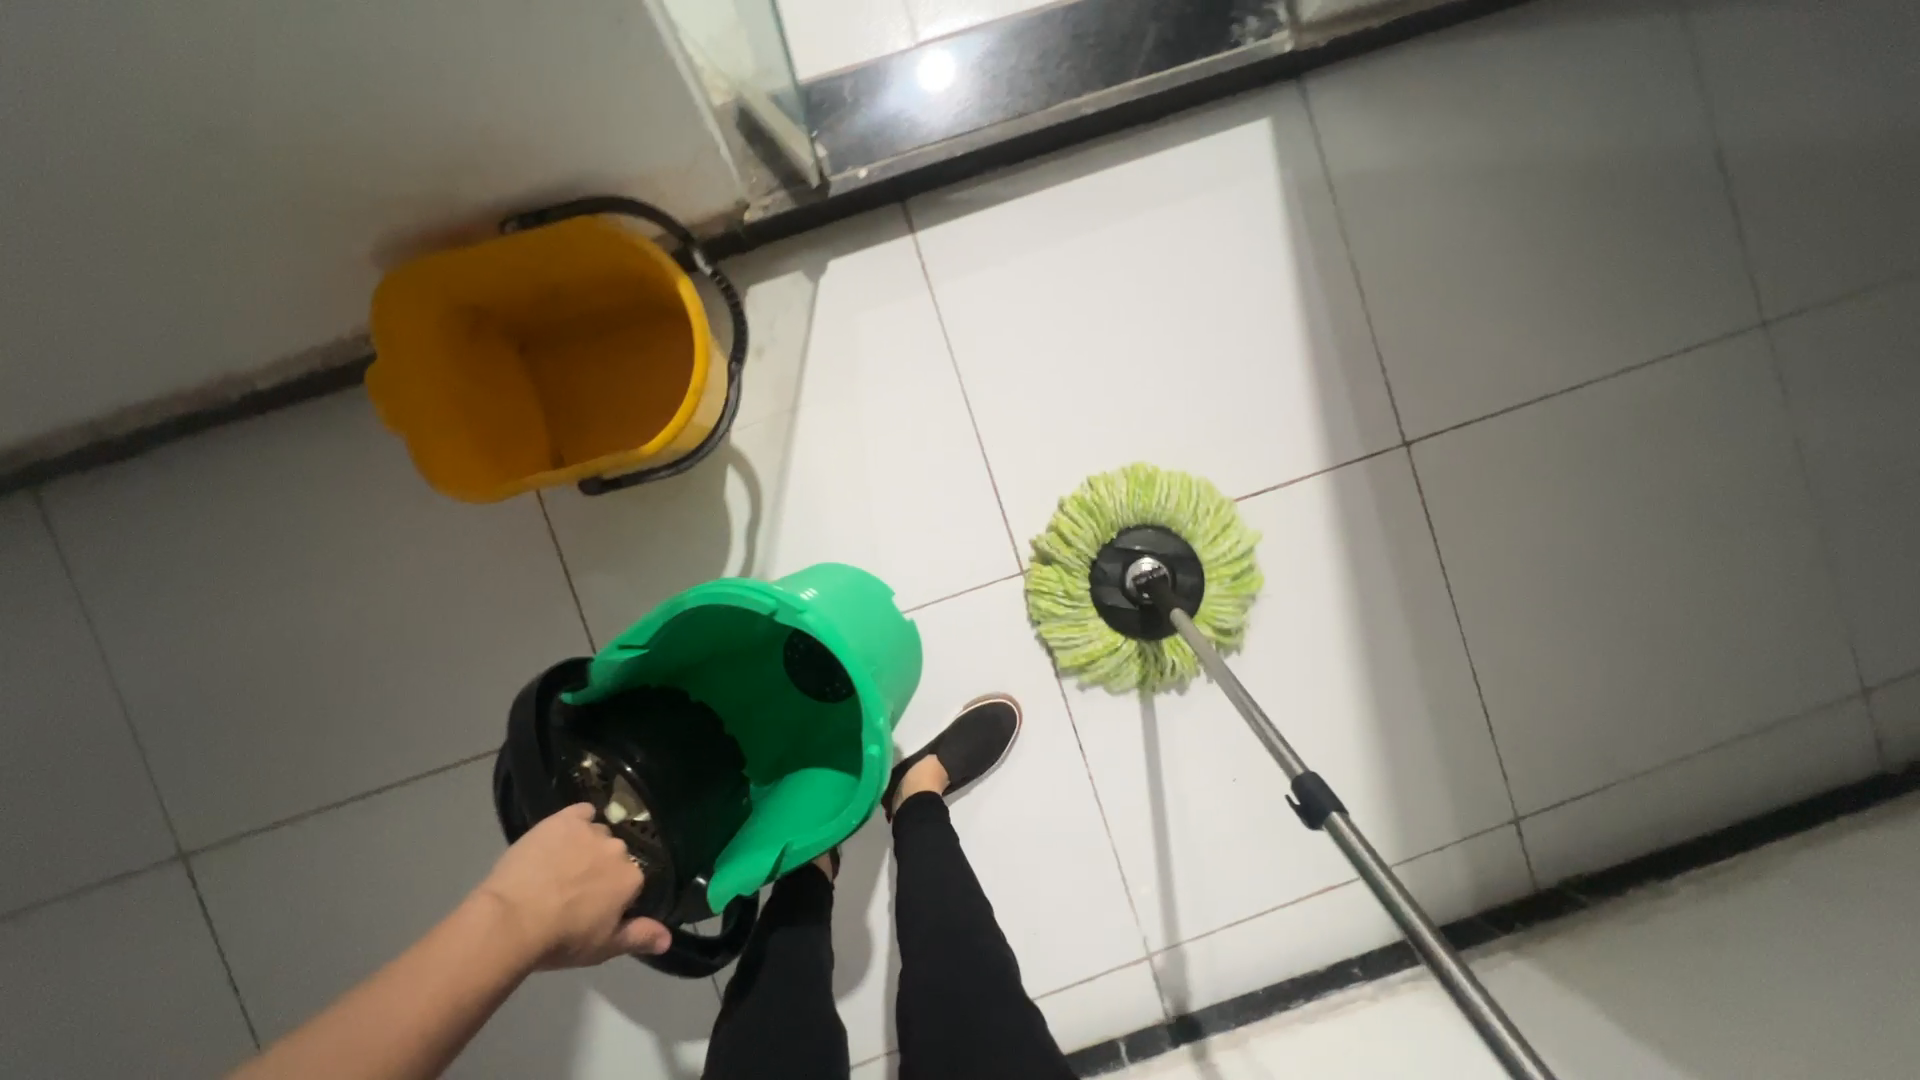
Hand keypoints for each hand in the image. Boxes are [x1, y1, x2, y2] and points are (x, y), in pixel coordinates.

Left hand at [474, 804, 671, 969]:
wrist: (510, 922)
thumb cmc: (559, 940)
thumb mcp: (602, 948)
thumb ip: (639, 937)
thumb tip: (669, 939)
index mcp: (632, 878)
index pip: (632, 880)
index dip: (614, 894)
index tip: (596, 907)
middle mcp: (618, 849)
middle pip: (615, 856)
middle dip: (601, 870)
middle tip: (575, 891)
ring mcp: (591, 831)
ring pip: (597, 835)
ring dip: (586, 848)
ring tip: (560, 868)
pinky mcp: (565, 820)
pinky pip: (582, 812)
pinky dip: (578, 820)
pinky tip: (564, 834)